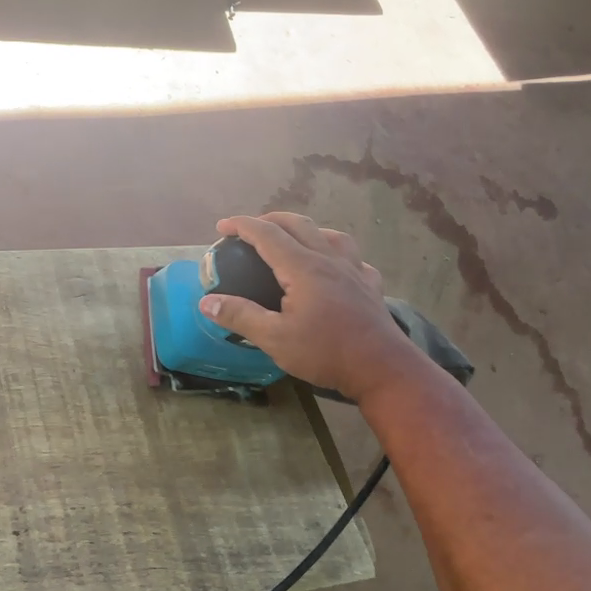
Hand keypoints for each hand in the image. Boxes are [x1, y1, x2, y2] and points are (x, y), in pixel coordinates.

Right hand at [198, 212, 428, 402]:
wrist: (383, 370)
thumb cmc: (326, 352)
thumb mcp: (274, 339)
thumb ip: (240, 316)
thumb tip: (206, 302)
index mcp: (303, 267)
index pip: (268, 235)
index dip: (242, 226)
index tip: (222, 227)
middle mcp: (329, 260)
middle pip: (299, 225)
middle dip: (270, 220)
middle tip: (250, 229)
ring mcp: (355, 271)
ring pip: (330, 235)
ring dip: (306, 230)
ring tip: (293, 239)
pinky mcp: (371, 286)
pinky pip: (353, 258)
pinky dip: (336, 254)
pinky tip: (334, 267)